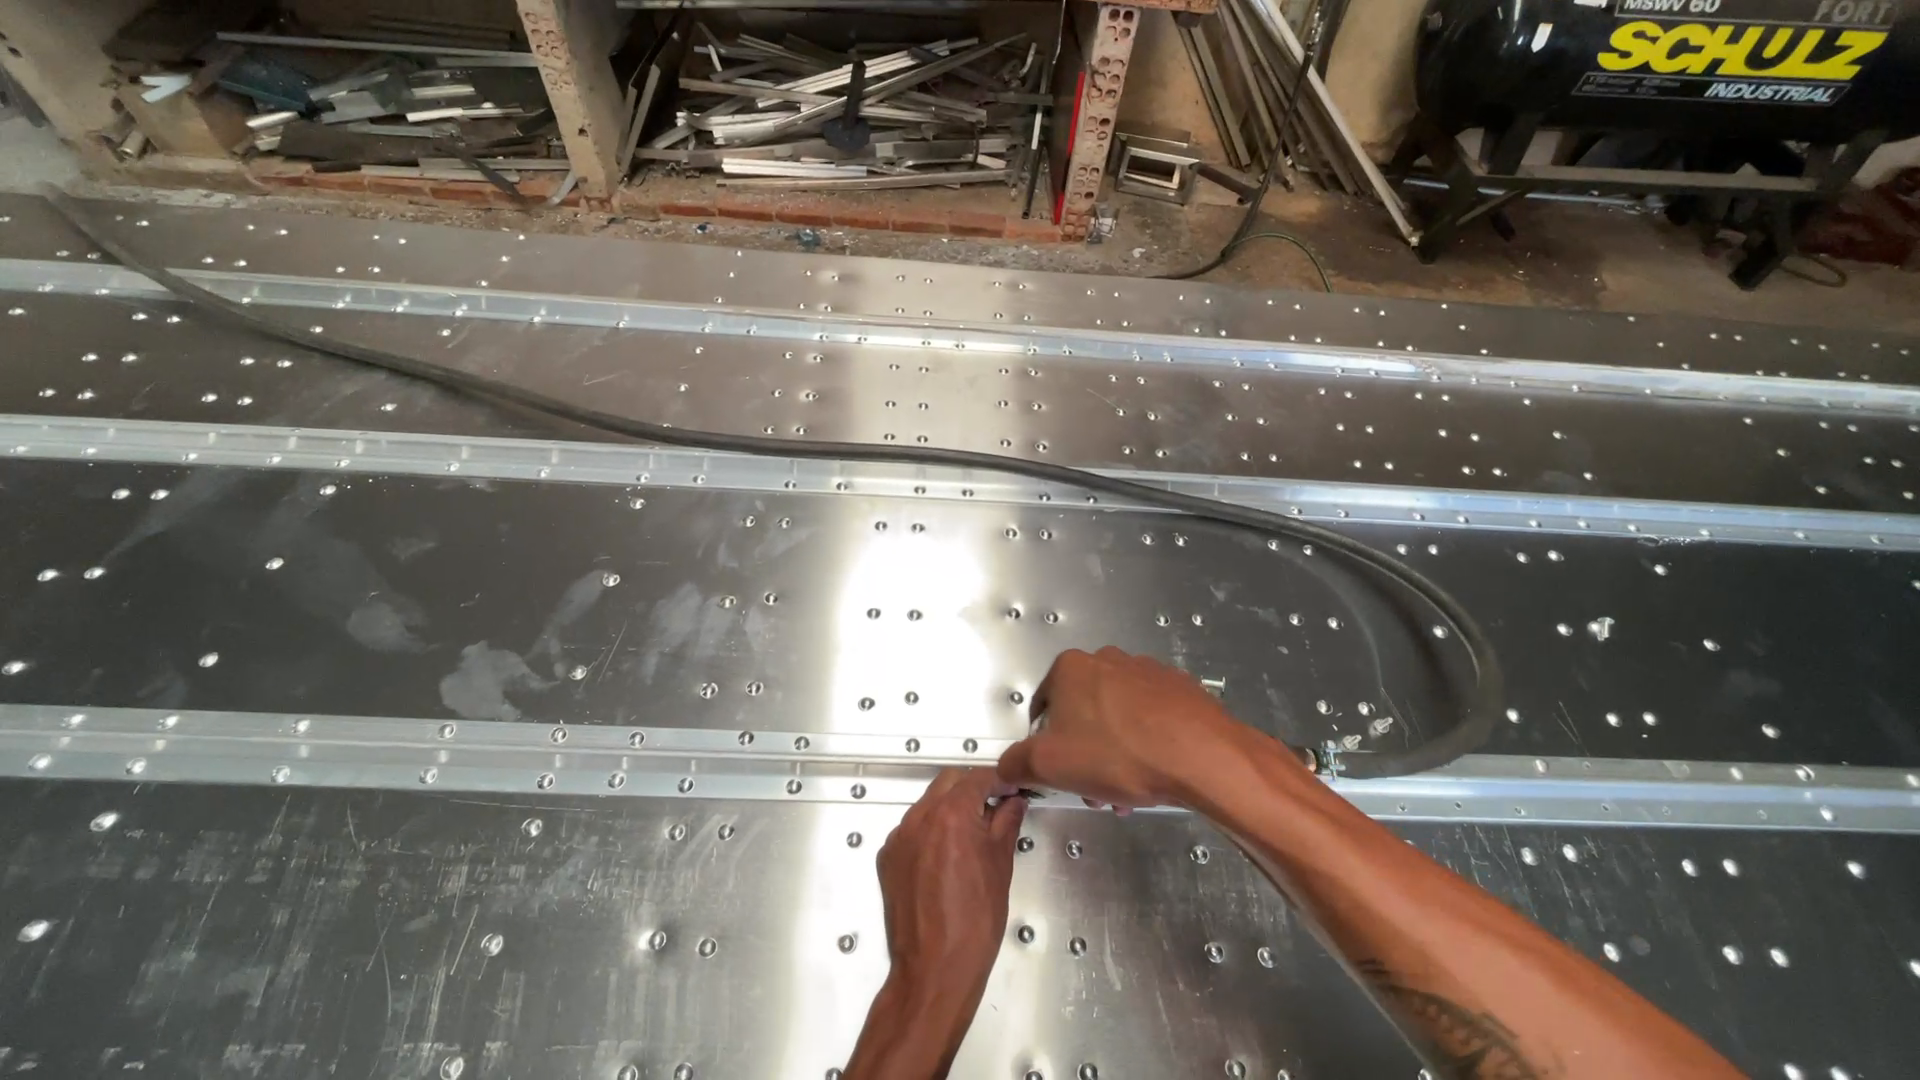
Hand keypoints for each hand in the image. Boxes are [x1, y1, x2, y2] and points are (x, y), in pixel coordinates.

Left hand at [844, 768, 1026, 1079]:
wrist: (935, 968)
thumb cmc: (973, 924)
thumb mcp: (1001, 865)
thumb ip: (1007, 823)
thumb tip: (1013, 803)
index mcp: (951, 816)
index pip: (977, 778)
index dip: (999, 780)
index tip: (1011, 788)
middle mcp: (919, 819)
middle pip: (949, 783)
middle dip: (973, 789)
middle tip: (995, 806)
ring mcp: (899, 838)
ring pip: (928, 804)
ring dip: (950, 808)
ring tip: (973, 834)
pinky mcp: (888, 858)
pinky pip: (911, 829)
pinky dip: (930, 831)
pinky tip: (948, 856)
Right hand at [997, 646, 1245, 810]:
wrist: (1202, 756)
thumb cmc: (1120, 754)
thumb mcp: (1048, 766)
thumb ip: (1015, 764)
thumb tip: (1006, 767)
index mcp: (1070, 669)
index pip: (1041, 710)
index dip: (1046, 748)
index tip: (1062, 774)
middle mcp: (1108, 660)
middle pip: (1081, 716)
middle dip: (1084, 756)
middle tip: (1097, 789)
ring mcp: (1148, 671)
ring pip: (1116, 720)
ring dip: (1115, 755)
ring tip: (1129, 788)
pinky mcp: (1180, 689)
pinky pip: (1151, 719)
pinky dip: (1147, 744)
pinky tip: (1155, 772)